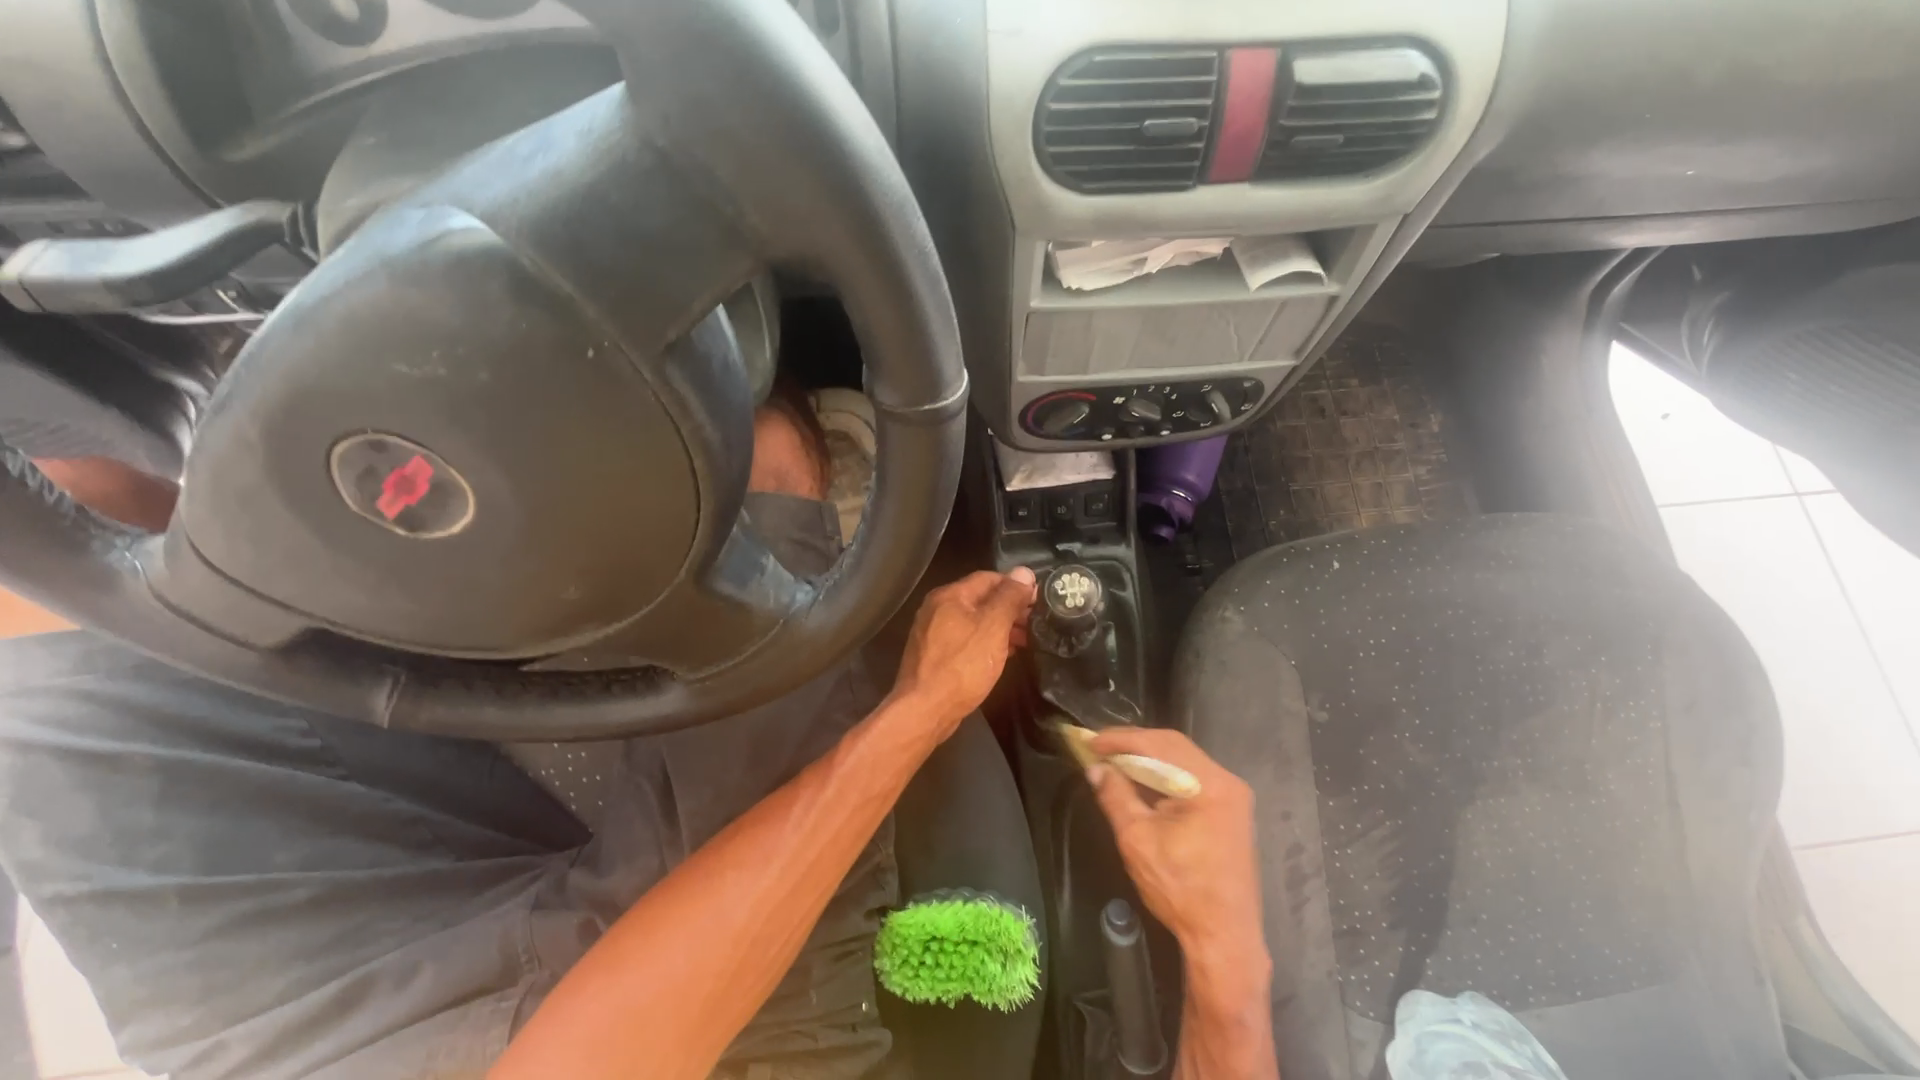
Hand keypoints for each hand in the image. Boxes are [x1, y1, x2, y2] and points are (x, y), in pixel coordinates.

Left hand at [889, 567, 1037, 734]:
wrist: (925, 710)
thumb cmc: (962, 666)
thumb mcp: (993, 628)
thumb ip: (1009, 598)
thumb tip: (1024, 572)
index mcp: (949, 596)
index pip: (989, 578)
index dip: (1016, 586)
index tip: (1039, 600)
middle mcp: (937, 609)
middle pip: (981, 599)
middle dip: (1010, 609)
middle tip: (1036, 623)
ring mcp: (933, 633)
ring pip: (975, 621)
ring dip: (1001, 627)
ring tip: (1026, 640)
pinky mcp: (935, 655)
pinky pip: (967, 640)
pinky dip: (986, 642)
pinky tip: (1004, 655)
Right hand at [1087, 728, 1264, 964]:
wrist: (1224, 937)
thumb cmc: (1180, 889)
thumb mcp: (1137, 839)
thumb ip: (1116, 797)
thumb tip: (1096, 769)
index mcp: (1210, 785)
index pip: (1160, 745)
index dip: (1121, 739)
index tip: (1090, 741)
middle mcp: (1227, 783)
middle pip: (1175, 748)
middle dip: (1134, 745)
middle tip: (1099, 749)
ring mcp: (1232, 798)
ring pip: (1183, 762)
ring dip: (1148, 760)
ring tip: (1114, 763)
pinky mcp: (1229, 813)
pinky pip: (1192, 780)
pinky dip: (1164, 777)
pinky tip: (1140, 783)